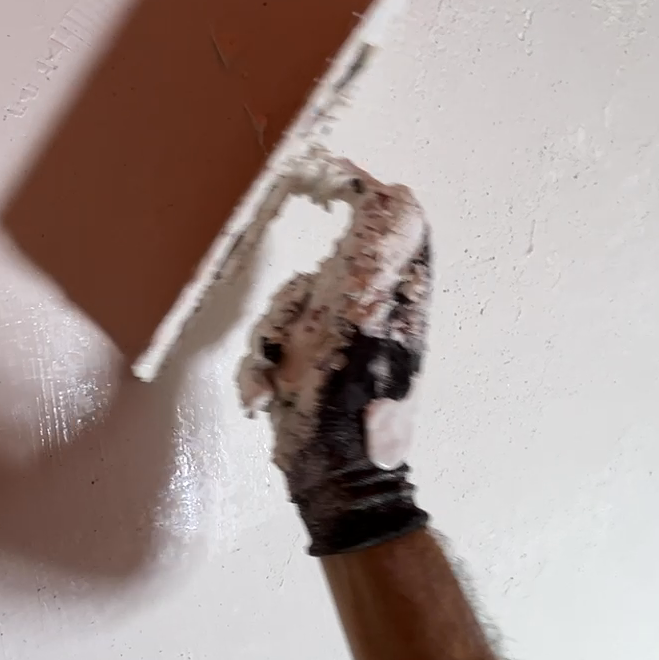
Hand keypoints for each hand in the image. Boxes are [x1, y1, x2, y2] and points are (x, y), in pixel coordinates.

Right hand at [238, 155, 431, 555]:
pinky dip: (262, 368)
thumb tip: (396, 195)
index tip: (323, 181)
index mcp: (394, 297)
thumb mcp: (364, 327)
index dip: (360, 195)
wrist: (334, 478)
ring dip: (271, 342)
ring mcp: (335, 341)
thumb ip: (377, 262)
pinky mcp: (306, 364)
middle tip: (286, 334)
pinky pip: (274, 342)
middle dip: (293, 302)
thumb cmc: (352, 407)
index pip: (390, 223)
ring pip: (291, 306)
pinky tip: (267, 396)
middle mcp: (367, 313)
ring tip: (274, 383)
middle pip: (326, 269)